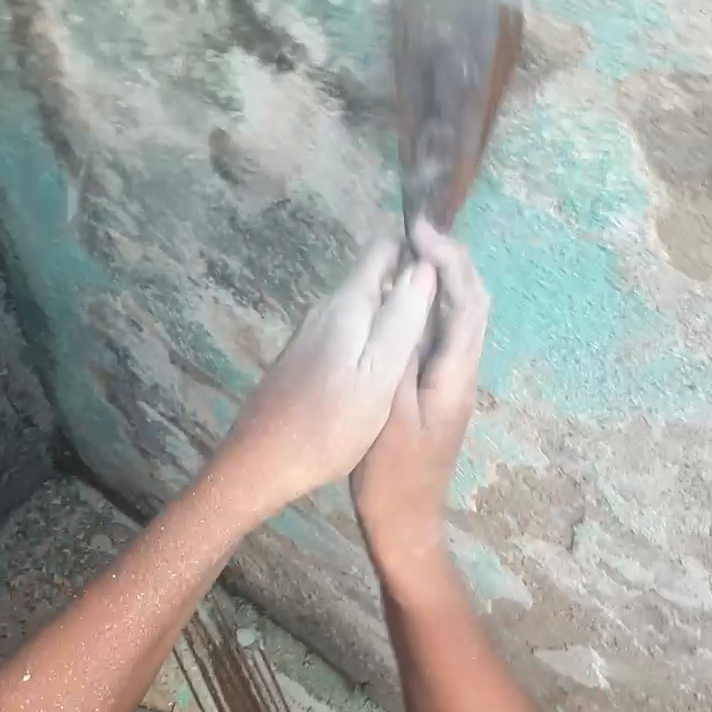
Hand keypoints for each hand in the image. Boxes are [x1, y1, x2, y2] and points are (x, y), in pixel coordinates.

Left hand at [211, 237, 436, 517]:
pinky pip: (349, 333)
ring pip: (363, 308)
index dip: (418, 251)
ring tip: (421, 349)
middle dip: (410, 289)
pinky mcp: (305, 358)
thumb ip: (402, 320)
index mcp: (347, 306)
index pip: (384, 249)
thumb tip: (425, 267)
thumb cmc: (328, 426)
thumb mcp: (377, 375)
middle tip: (444, 322)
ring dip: (393, 318)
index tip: (449, 276)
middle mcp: (326, 310)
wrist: (263, 463)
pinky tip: (383, 373)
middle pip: (376, 278)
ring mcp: (312, 334)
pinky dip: (372, 341)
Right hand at [351, 221, 489, 567]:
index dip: (449, 261)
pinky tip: (401, 302)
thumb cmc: (390, 476)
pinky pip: (439, 338)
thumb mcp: (388, 417)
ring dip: (441, 281)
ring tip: (409, 254)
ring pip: (457, 319)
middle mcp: (462, 374)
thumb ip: (400, 360)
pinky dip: (426, 309)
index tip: (419, 230)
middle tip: (416, 231)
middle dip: (451, 262)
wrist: (404, 522)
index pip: (467, 303)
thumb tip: (409, 303)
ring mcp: (452, 384)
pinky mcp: (437, 393)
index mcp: (455, 377)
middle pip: (471, 304)